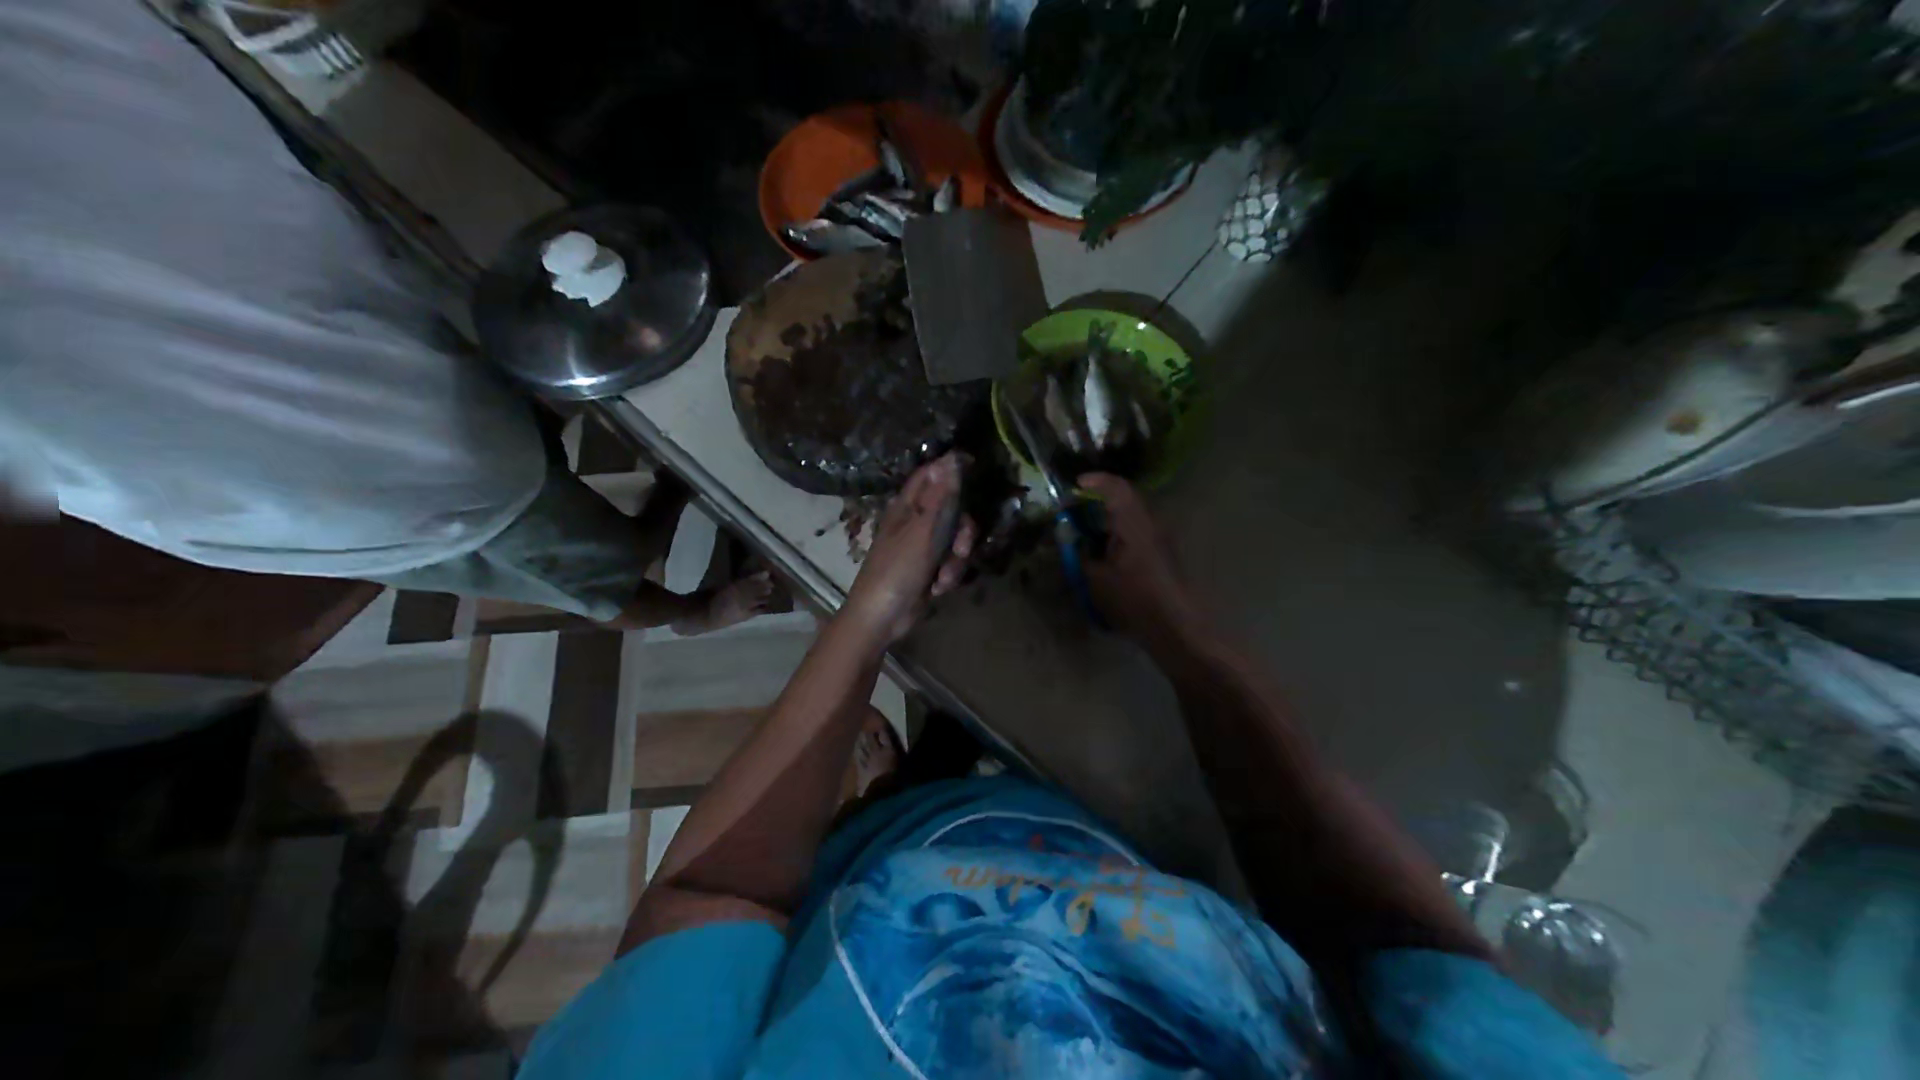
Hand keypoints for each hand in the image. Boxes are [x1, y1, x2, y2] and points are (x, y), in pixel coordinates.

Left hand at [844, 454, 975, 643]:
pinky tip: (938, 589)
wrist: (882, 617)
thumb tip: (952, 457)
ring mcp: (921, 546)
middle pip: (951, 509)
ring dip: (955, 559)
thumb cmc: (897, 570)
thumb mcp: (923, 531)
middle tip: (961, 547)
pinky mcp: (928, 568)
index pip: (931, 475)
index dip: (952, 468)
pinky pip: (950, 562)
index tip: (976, 467)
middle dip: (962, 530)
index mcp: (906, 506)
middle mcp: (914, 521)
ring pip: (954, 539)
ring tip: (943, 577)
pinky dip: (948, 575)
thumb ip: (940, 496)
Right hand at [1076, 473, 1199, 640]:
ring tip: (1082, 539)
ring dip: (1105, 523)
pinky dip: (1115, 538)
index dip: (1094, 482)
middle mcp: (1150, 524)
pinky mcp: (1161, 557)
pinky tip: (1101, 557)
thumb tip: (1066, 540)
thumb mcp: (1095, 579)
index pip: (1115, 487)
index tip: (1073, 487)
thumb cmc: (1134, 600)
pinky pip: (1134, 535)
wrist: (1176, 629)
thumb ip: (1078, 554)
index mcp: (1134, 523)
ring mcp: (1159, 540)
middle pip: (1122, 501)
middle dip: (1094, 505)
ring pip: (1128, 519)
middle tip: (1071, 516)